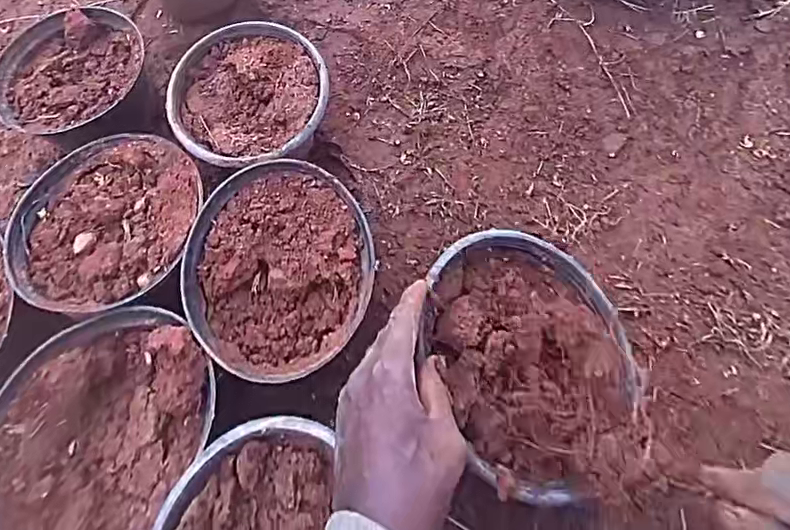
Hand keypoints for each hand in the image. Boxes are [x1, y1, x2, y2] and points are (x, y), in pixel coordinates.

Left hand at [335, 280, 467, 529]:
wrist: (372, 529)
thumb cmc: (414, 488)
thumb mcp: (445, 439)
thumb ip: (437, 392)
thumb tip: (429, 366)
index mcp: (388, 376)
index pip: (401, 324)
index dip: (413, 300)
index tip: (422, 284)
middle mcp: (362, 378)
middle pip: (385, 336)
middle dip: (404, 319)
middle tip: (423, 307)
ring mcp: (349, 396)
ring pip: (374, 355)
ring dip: (393, 343)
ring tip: (414, 338)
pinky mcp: (344, 414)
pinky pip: (365, 375)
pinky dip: (383, 364)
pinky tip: (397, 373)